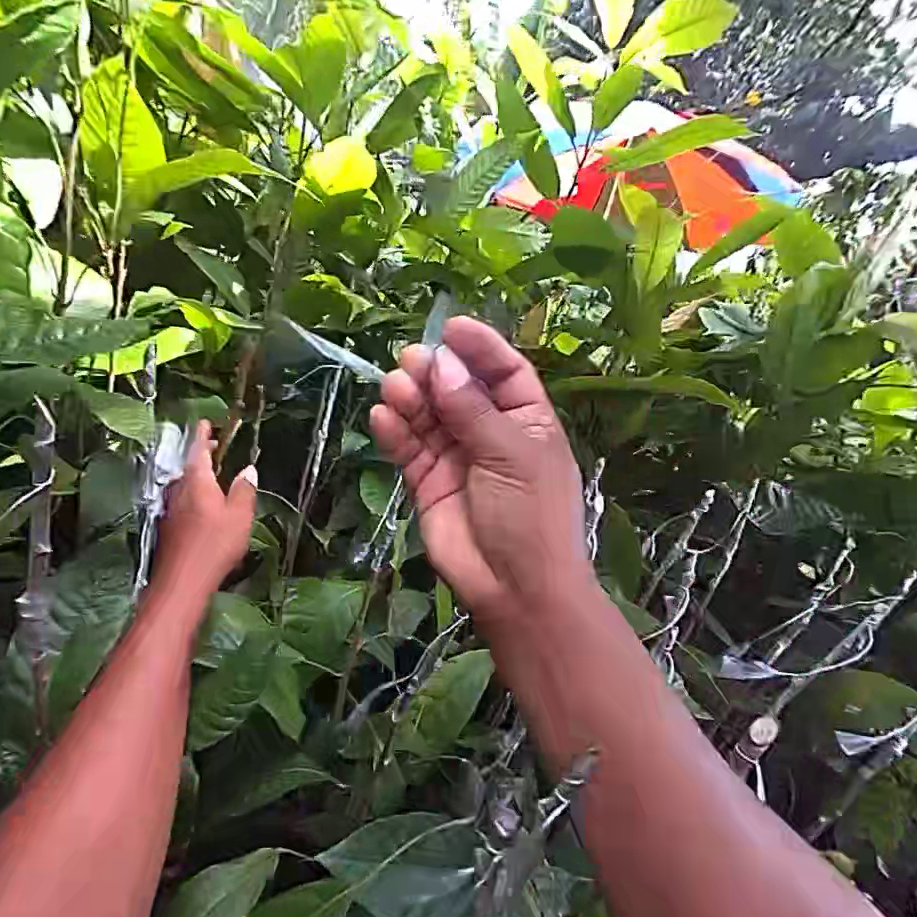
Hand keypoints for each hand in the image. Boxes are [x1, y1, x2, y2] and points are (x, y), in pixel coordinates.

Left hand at [150, 422, 257, 596]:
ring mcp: (172, 510)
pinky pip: (183, 500)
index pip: (197, 451)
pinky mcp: (170, 527)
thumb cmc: (215, 543)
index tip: (206, 423)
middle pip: (189, 466)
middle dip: (201, 454)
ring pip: (185, 484)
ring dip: (197, 475)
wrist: (183, 581)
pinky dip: (194, 493)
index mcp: (197, 482)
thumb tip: (248, 470)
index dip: (203, 436)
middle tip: (215, 447)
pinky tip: (204, 503)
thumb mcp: (240, 515)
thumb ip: (244, 490)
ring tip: (213, 473)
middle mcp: (179, 491)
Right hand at [369, 317, 589, 618]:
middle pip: (459, 389)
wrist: (517, 590)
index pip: (503, 371)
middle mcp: (490, 433)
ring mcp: (458, 458)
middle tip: (413, 360)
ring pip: (429, 416)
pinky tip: (385, 417)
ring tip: (397, 387)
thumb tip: (441, 364)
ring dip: (412, 398)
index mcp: (526, 420)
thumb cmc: (531, 516)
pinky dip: (395, 432)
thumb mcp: (512, 454)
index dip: (480, 347)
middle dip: (437, 371)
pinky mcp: (428, 483)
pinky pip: (409, 449)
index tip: (451, 326)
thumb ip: (473, 410)